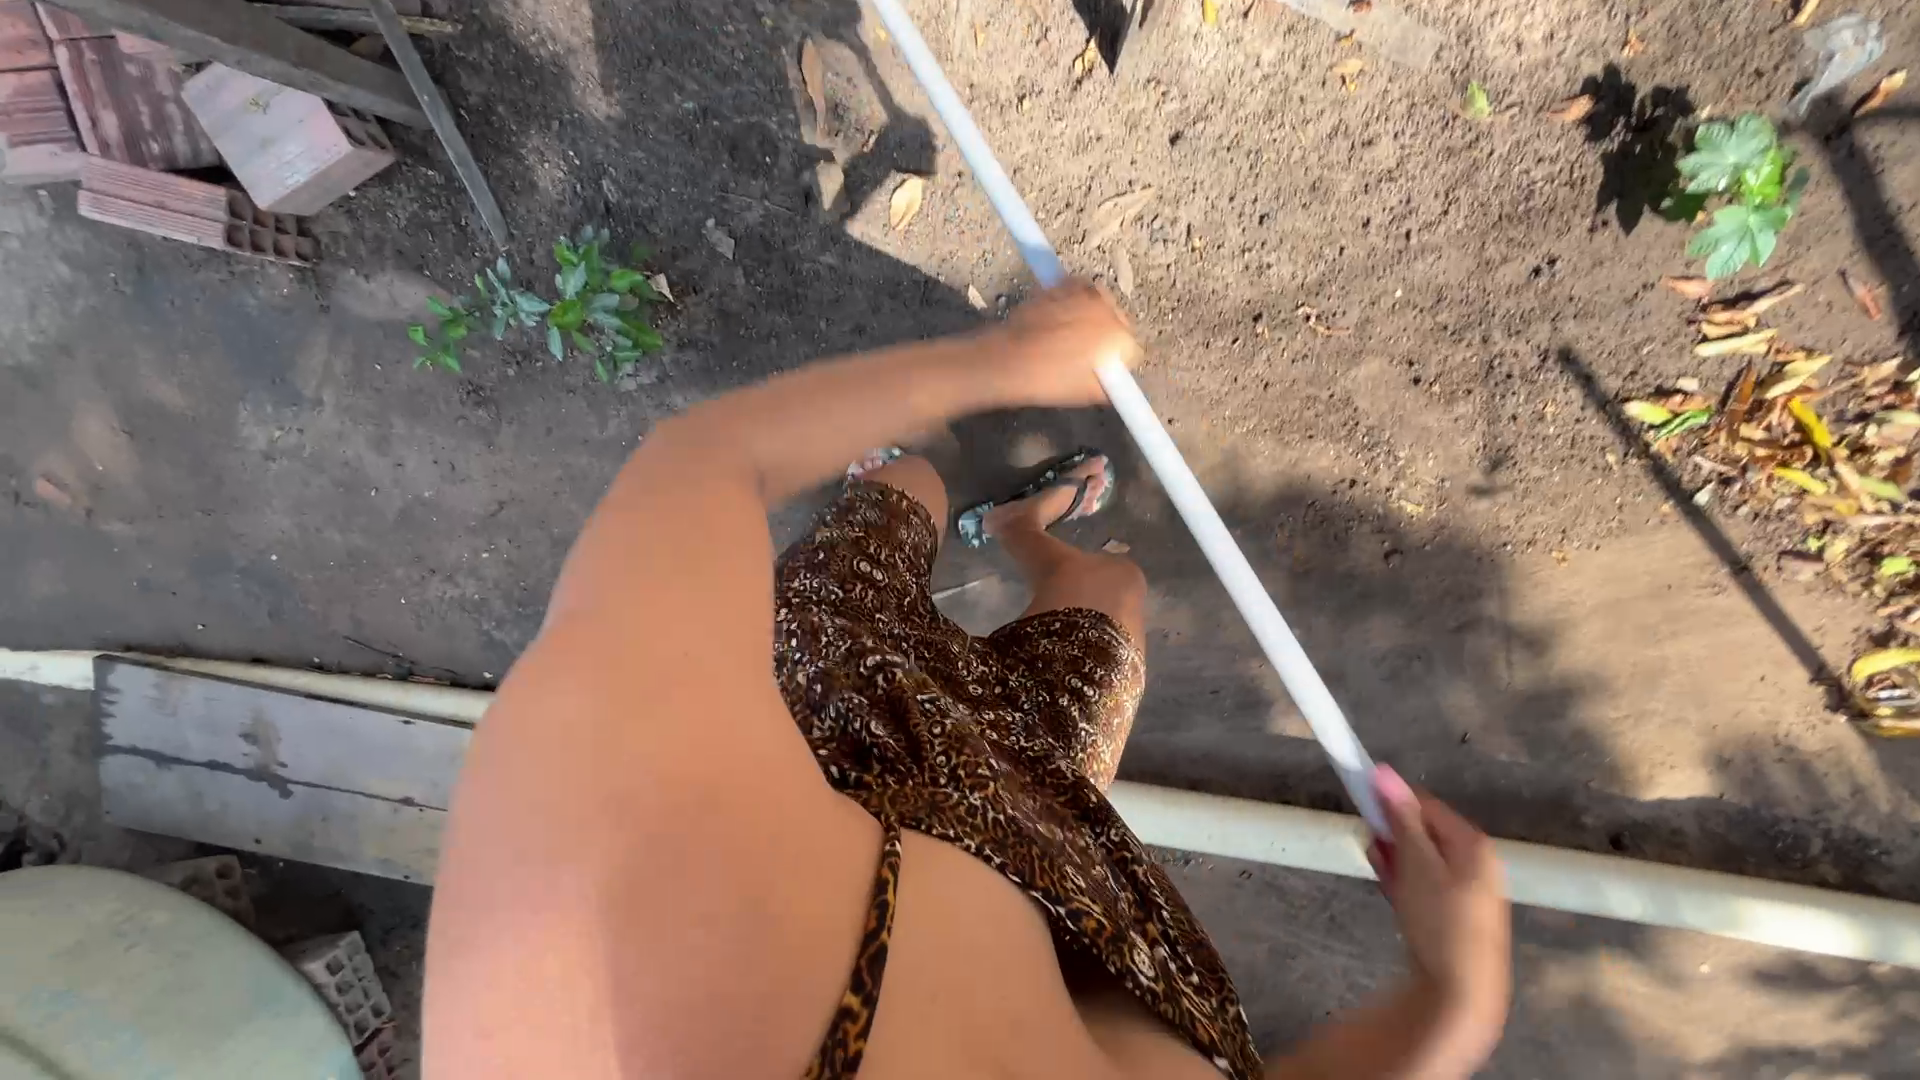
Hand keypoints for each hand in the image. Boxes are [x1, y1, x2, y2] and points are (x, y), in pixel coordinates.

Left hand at [990, 281, 1138, 406]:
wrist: (1006, 359)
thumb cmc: (1045, 378)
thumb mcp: (1085, 393)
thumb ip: (1110, 387)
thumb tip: (1116, 386)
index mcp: (1118, 334)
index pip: (1131, 349)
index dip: (1116, 362)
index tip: (1103, 370)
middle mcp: (1106, 307)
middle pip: (1117, 322)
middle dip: (1105, 337)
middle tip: (1083, 356)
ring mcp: (1083, 291)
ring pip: (1100, 306)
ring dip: (1091, 318)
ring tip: (1067, 340)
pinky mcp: (1063, 283)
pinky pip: (1079, 291)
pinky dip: (1075, 302)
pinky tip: (1058, 322)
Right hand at [1368, 766, 1510, 1067]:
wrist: (1462, 991)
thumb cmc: (1440, 922)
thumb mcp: (1416, 863)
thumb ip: (1401, 817)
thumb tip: (1383, 771)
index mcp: (1472, 843)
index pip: (1422, 803)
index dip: (1392, 807)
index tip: (1367, 816)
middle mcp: (1476, 859)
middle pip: (1420, 829)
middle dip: (1392, 839)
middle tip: (1379, 856)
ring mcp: (1468, 885)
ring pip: (1418, 856)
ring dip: (1395, 862)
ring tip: (1388, 882)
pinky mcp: (1456, 908)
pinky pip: (1423, 880)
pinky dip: (1405, 882)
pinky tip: (1397, 898)